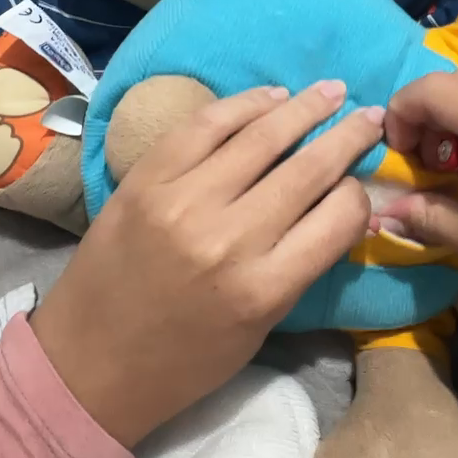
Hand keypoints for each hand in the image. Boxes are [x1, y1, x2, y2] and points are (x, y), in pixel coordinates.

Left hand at [30, 81, 377, 447]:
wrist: (84, 367)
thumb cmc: (183, 361)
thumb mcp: (259, 328)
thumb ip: (301, 264)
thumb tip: (338, 204)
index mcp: (264, 289)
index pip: (339, 216)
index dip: (359, 193)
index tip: (359, 181)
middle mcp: (228, 239)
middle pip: (308, 168)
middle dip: (348, 134)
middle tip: (373, 113)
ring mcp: (182, 202)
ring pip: (260, 136)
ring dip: (303, 107)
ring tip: (331, 90)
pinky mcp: (145, 179)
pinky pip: (204, 125)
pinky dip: (243, 104)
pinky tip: (270, 97)